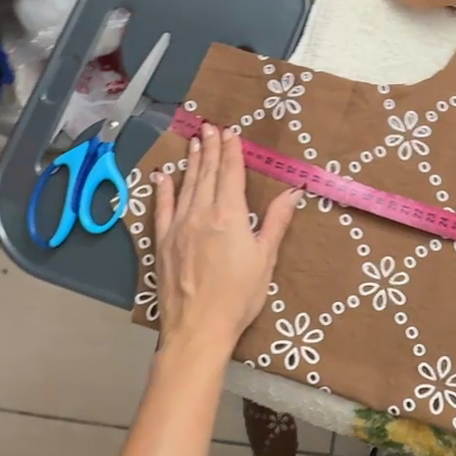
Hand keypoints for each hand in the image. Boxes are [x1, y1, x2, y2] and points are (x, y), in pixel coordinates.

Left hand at [150, 123, 299, 355]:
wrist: (198, 328)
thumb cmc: (239, 295)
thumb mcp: (265, 257)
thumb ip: (276, 221)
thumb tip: (293, 190)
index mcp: (229, 215)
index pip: (231, 174)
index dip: (231, 151)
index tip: (230, 131)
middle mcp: (201, 213)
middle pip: (207, 174)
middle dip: (210, 148)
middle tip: (209, 126)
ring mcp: (178, 226)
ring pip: (186, 185)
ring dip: (191, 162)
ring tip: (194, 142)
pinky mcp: (162, 242)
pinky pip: (161, 208)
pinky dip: (163, 190)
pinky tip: (162, 176)